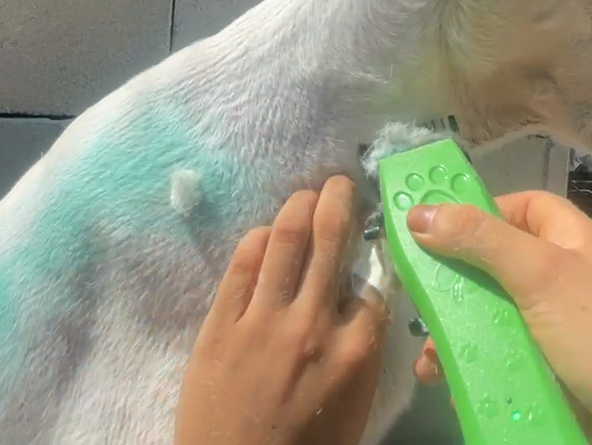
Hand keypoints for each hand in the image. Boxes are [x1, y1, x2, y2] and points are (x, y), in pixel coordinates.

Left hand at [175, 175, 388, 444]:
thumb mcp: (351, 408)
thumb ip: (359, 352)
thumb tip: (359, 302)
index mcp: (353, 353)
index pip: (371, 283)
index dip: (369, 258)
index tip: (367, 240)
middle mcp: (311, 324)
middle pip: (330, 237)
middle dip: (338, 198)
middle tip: (339, 182)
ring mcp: (262, 319)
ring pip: (285, 236)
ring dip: (298, 204)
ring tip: (305, 194)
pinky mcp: (221, 321)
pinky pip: (243, 261)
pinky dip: (258, 238)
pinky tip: (266, 234)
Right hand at [407, 191, 591, 444]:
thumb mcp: (539, 275)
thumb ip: (478, 238)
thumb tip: (416, 211)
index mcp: (563, 234)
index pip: (507, 205)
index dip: (468, 215)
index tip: (428, 235)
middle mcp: (560, 269)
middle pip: (490, 261)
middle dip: (452, 287)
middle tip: (419, 309)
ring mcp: (559, 320)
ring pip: (493, 312)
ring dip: (458, 332)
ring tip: (430, 363)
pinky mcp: (557, 364)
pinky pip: (508, 352)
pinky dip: (480, 362)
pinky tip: (455, 382)